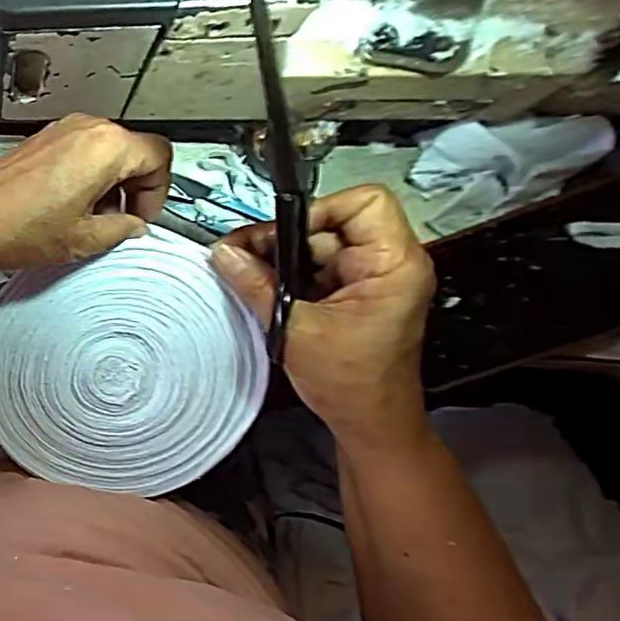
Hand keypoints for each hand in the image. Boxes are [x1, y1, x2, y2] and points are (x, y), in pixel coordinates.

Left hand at [0, 114, 171, 278]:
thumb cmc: (14, 229)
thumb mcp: (81, 240)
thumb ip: (121, 229)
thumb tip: (132, 225)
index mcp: (107, 146)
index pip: (159, 157)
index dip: (158, 192)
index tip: (142, 219)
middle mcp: (85, 128)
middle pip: (132, 150)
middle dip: (132, 187)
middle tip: (118, 223)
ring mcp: (58, 131)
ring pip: (105, 151)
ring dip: (108, 183)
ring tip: (87, 220)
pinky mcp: (37, 142)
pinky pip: (77, 152)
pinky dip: (83, 176)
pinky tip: (64, 208)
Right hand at [209, 185, 436, 451]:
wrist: (366, 417)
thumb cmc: (353, 382)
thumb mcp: (295, 329)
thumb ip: (258, 285)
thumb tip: (226, 254)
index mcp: (393, 265)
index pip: (361, 203)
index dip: (315, 212)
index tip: (278, 238)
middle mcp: (386, 264)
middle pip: (328, 224)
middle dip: (282, 241)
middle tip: (245, 260)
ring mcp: (368, 278)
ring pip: (314, 247)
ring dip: (280, 263)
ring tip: (256, 284)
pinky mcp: (350, 292)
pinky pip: (312, 269)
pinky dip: (286, 279)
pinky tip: (270, 297)